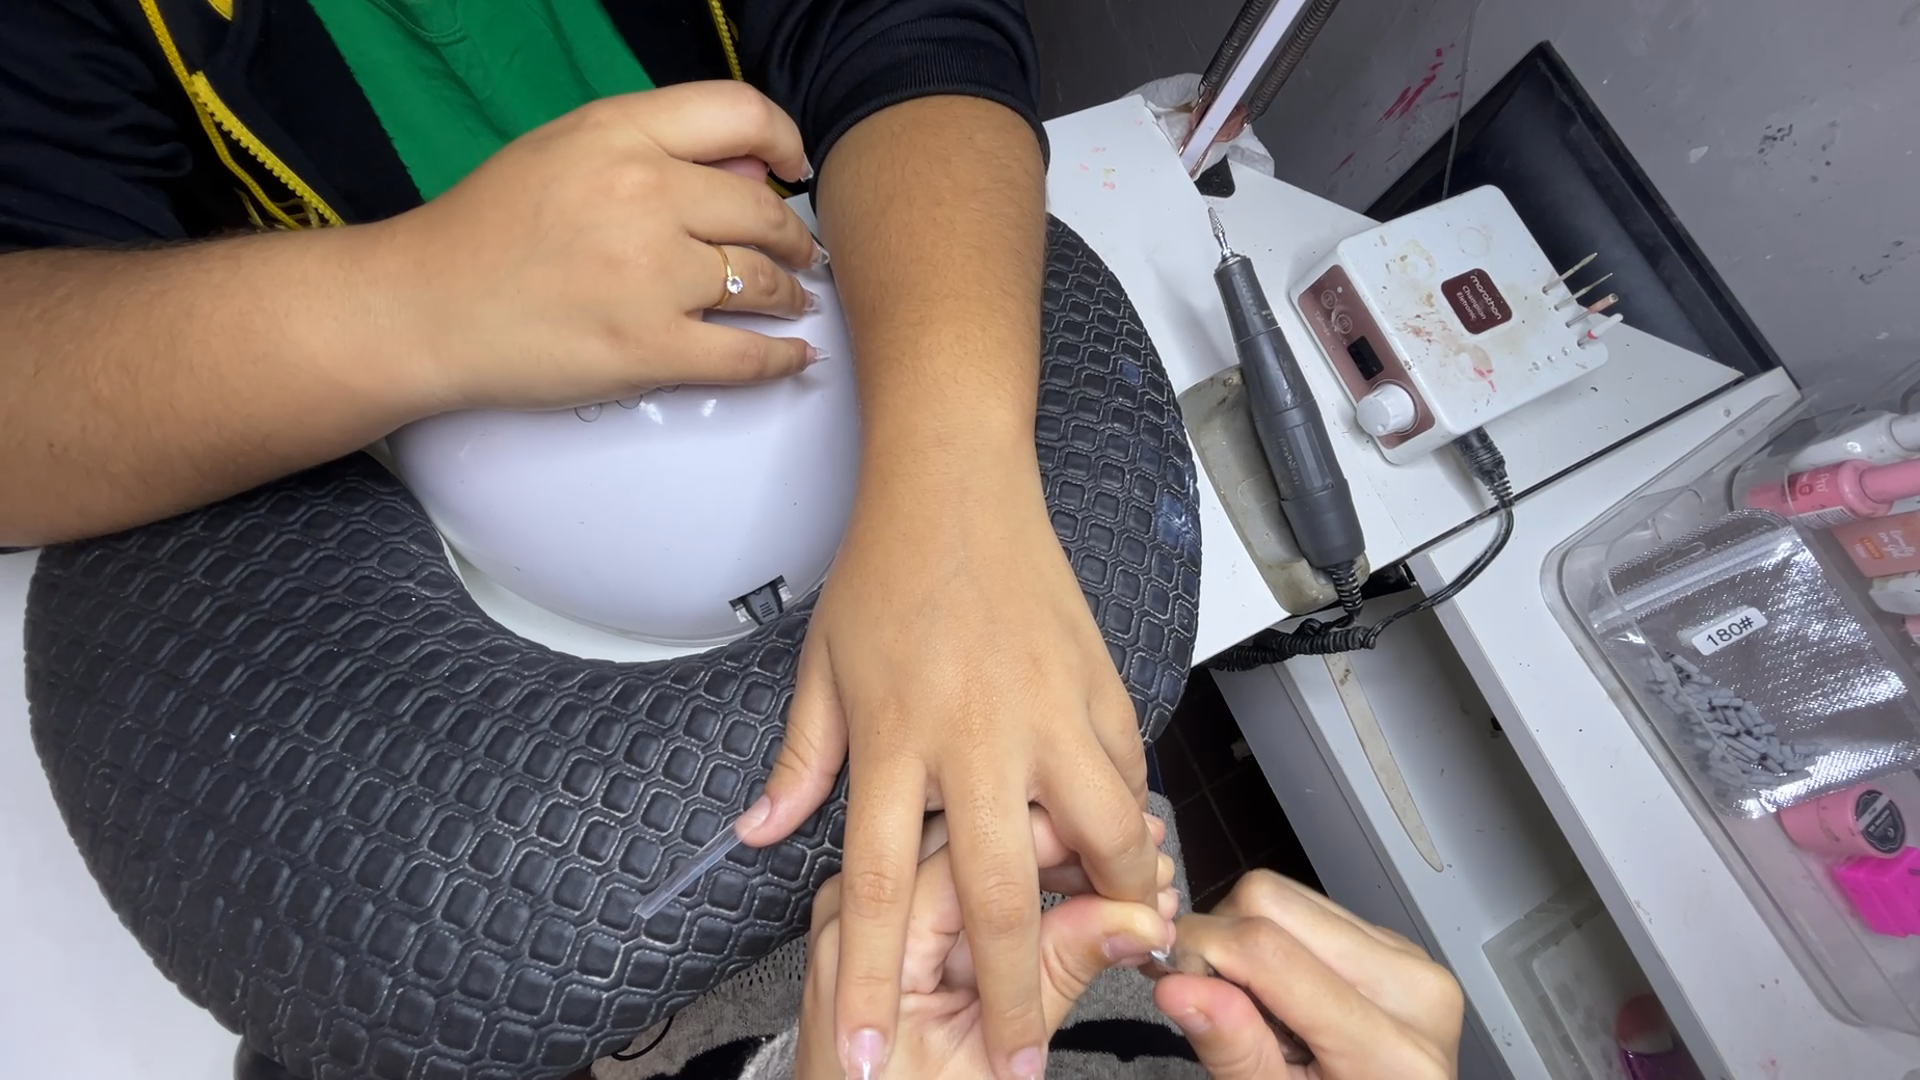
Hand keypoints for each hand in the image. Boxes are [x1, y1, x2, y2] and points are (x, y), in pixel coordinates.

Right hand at [370, 81, 824, 409]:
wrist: (425, 307)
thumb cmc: (493, 231)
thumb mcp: (566, 153)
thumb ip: (656, 149)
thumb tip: (751, 164)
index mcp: (618, 134)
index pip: (737, 111)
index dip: (785, 139)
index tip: (796, 172)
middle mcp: (644, 196)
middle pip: (764, 213)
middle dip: (797, 241)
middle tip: (806, 258)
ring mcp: (651, 277)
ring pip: (764, 284)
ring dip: (794, 296)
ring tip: (798, 303)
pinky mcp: (651, 348)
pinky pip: (748, 357)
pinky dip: (783, 360)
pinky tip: (798, 359)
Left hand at [736, 451, 1160, 1079]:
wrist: (956, 485)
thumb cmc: (888, 566)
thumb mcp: (823, 663)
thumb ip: (801, 757)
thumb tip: (761, 830)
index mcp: (897, 735)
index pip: (878, 887)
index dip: (874, 982)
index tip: (878, 1055)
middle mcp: (977, 734)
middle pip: (1001, 888)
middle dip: (1014, 987)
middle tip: (1023, 1051)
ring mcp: (1048, 706)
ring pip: (1103, 833)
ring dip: (1114, 895)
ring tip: (1118, 933)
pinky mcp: (1097, 678)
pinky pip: (1129, 765)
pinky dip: (1132, 808)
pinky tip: (1123, 825)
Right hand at [1155, 872, 1464, 1079]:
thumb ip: (1232, 1050)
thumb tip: (1172, 984)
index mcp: (1392, 1051)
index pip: (1267, 950)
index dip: (1201, 951)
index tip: (1175, 982)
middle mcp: (1410, 984)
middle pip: (1269, 900)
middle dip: (1220, 936)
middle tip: (1217, 997)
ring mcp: (1406, 955)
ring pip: (1281, 890)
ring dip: (1243, 931)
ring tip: (1256, 999)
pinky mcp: (1392, 940)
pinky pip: (1303, 902)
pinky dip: (1271, 932)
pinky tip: (1282, 986)